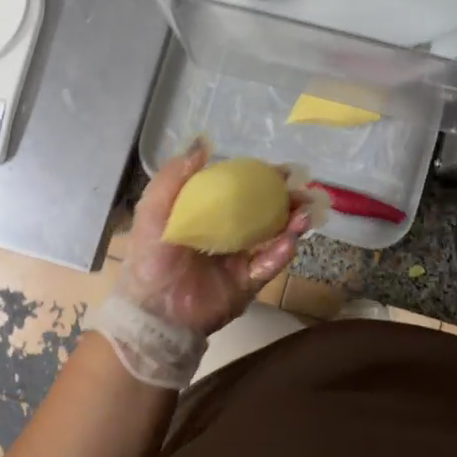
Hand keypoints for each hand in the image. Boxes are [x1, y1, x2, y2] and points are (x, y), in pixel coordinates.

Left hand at [112, 143, 314, 335]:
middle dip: (287, 201)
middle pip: (264, 213)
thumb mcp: (153, 212)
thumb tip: (203, 144)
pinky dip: (280, 254)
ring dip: (291, 225)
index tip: (281, 170)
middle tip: (305, 193)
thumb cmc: (150, 258)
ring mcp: (238, 260)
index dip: (261, 179)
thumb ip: (174, 178)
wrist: (152, 313)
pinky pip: (268, 267)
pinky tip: (288, 242)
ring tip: (304, 216)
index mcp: (206, 215)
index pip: (239, 191)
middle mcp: (226, 234)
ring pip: (273, 238)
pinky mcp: (245, 285)